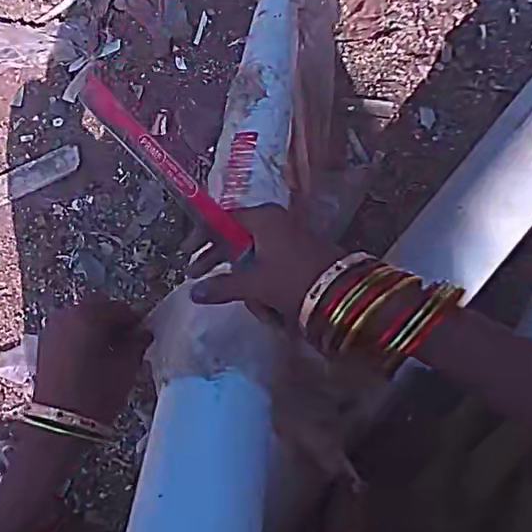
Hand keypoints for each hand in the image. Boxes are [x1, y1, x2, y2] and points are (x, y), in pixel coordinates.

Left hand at [31, 299, 151, 423]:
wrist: (57, 426)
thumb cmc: (94, 396)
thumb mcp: (125, 369)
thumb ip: (137, 344)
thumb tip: (142, 334)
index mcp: (87, 317)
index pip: (119, 308)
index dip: (135, 320)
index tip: (143, 333)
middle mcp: (66, 316)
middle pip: (97, 307)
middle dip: (114, 320)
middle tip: (129, 339)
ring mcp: (52, 329)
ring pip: (82, 317)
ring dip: (97, 327)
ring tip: (112, 350)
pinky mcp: (45, 344)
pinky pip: (69, 329)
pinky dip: (83, 335)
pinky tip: (93, 356)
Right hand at [189, 206, 347, 329]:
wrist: (344, 294)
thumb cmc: (294, 280)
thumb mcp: (254, 284)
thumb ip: (222, 286)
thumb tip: (194, 292)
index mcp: (262, 218)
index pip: (221, 220)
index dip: (202, 238)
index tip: (188, 255)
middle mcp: (275, 222)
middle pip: (236, 241)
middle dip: (223, 267)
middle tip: (199, 278)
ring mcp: (289, 238)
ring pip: (255, 262)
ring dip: (252, 289)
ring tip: (262, 312)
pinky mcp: (300, 256)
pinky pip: (272, 270)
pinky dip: (268, 290)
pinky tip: (275, 313)